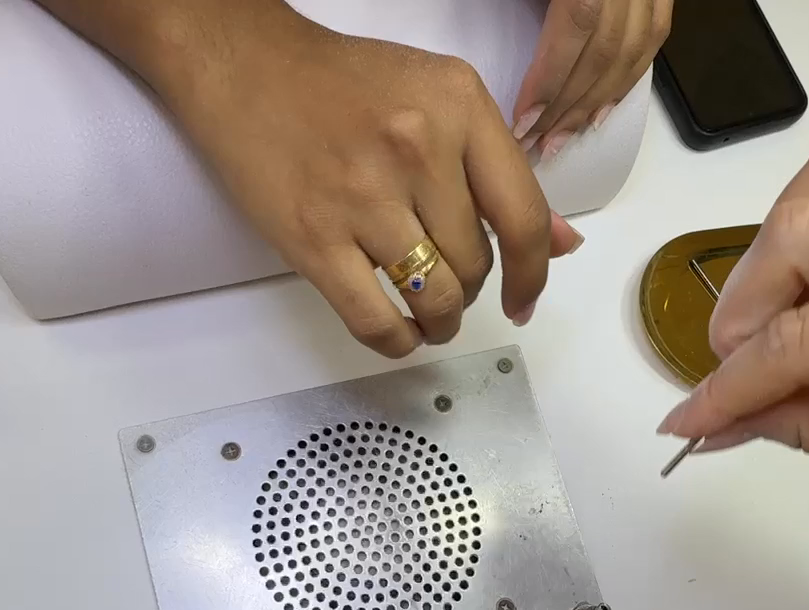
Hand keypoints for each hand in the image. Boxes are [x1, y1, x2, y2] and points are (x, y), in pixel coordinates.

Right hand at [154, 9, 583, 357]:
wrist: (245, 67)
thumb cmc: (344, 88)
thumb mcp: (439, 101)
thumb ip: (501, 174)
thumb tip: (563, 244)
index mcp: (459, 106)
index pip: (524, 217)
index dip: (533, 277)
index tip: (523, 304)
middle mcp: (417, 147)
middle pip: (476, 266)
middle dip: (470, 292)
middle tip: (448, 285)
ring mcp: (363, 197)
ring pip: (435, 299)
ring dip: (440, 323)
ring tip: (429, 316)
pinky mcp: (315, 240)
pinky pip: (376, 322)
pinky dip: (398, 342)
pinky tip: (401, 333)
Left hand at [512, 0, 672, 160]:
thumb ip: (525, 7)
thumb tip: (501, 55)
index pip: (577, 24)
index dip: (550, 81)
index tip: (524, 122)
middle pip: (604, 52)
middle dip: (566, 107)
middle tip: (538, 142)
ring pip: (631, 53)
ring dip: (594, 105)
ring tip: (563, 138)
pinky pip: (654, 36)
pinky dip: (628, 80)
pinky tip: (601, 112)